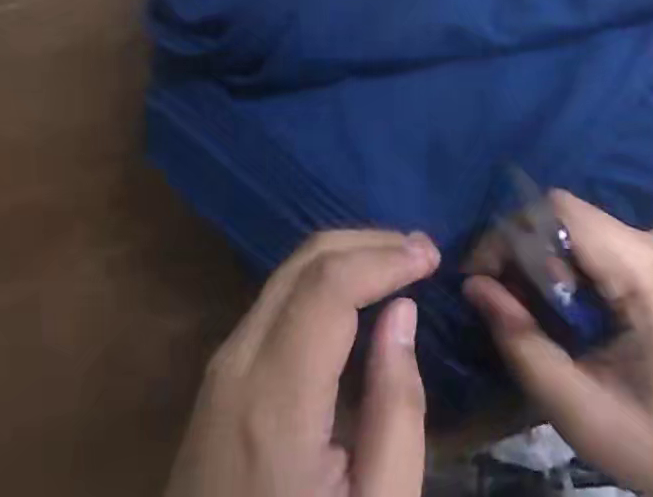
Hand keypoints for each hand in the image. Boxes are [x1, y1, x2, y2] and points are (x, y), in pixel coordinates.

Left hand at [166, 231, 439, 496]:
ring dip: (346, 258)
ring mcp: (222, 366)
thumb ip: (397, 408)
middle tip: (423, 251)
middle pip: (303, 264)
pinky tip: (358, 294)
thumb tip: (402, 312)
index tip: (432, 257)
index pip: (328, 285)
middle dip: (368, 244)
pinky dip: (322, 281)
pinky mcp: (220, 375)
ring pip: (286, 274)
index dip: (383, 258)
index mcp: (276, 399)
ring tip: (400, 264)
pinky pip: (275, 301)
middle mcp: (238, 362)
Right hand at [464, 194, 652, 496]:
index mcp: (645, 271)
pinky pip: (593, 246)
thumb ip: (521, 342)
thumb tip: (473, 285)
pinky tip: (562, 314)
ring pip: (576, 227)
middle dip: (520, 248)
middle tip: (502, 302)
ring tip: (529, 312)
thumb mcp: (580, 410)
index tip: (483, 281)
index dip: (510, 234)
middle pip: (565, 214)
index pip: (560, 210)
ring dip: (540, 260)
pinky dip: (563, 269)